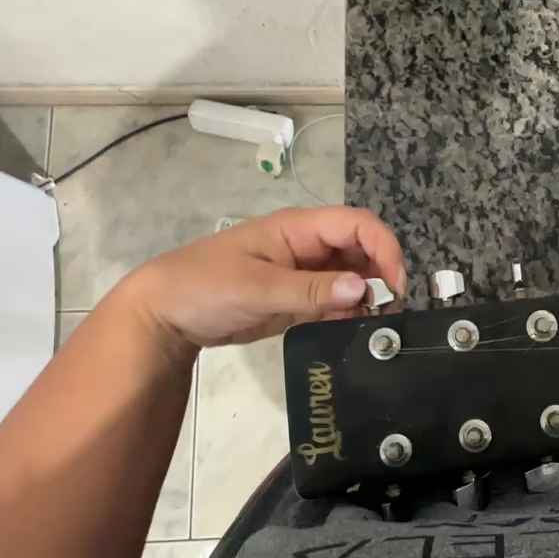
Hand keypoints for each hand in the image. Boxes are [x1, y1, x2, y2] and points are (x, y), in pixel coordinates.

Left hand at [111, 206, 405, 353]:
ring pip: (353, 278)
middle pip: (362, 250)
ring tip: (375, 327)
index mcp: (298, 228)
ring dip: (368, 298)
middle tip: (390, 313)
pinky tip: (353, 333)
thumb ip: (311, 290)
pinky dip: (349, 315)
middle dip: (382, 276)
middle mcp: (309, 246)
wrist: (163, 314)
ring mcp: (304, 273)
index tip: (395, 286)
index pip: (358, 225)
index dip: (384, 248)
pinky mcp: (298, 299)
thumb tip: (364, 289)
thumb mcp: (257, 288)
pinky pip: (335, 301)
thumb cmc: (204, 287)